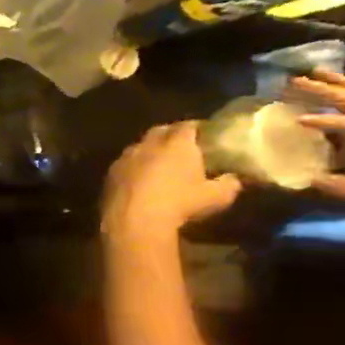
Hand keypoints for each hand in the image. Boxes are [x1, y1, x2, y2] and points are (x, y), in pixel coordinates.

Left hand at [103, 122, 244, 238]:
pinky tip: (138, 178)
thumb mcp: (215, 197)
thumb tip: (234, 179)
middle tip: (181, 146)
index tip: (203, 135)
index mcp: (177, 143)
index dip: (196, 128)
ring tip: (158, 162)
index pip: (188, 126)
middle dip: (171, 135)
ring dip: (149, 150)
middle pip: (161, 131)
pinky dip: (134, 166)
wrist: (134, 218)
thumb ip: (228, 185)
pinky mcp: (111, 172)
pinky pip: (125, 163)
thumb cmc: (180, 203)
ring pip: (140, 146)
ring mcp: (127, 156)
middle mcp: (149, 144)